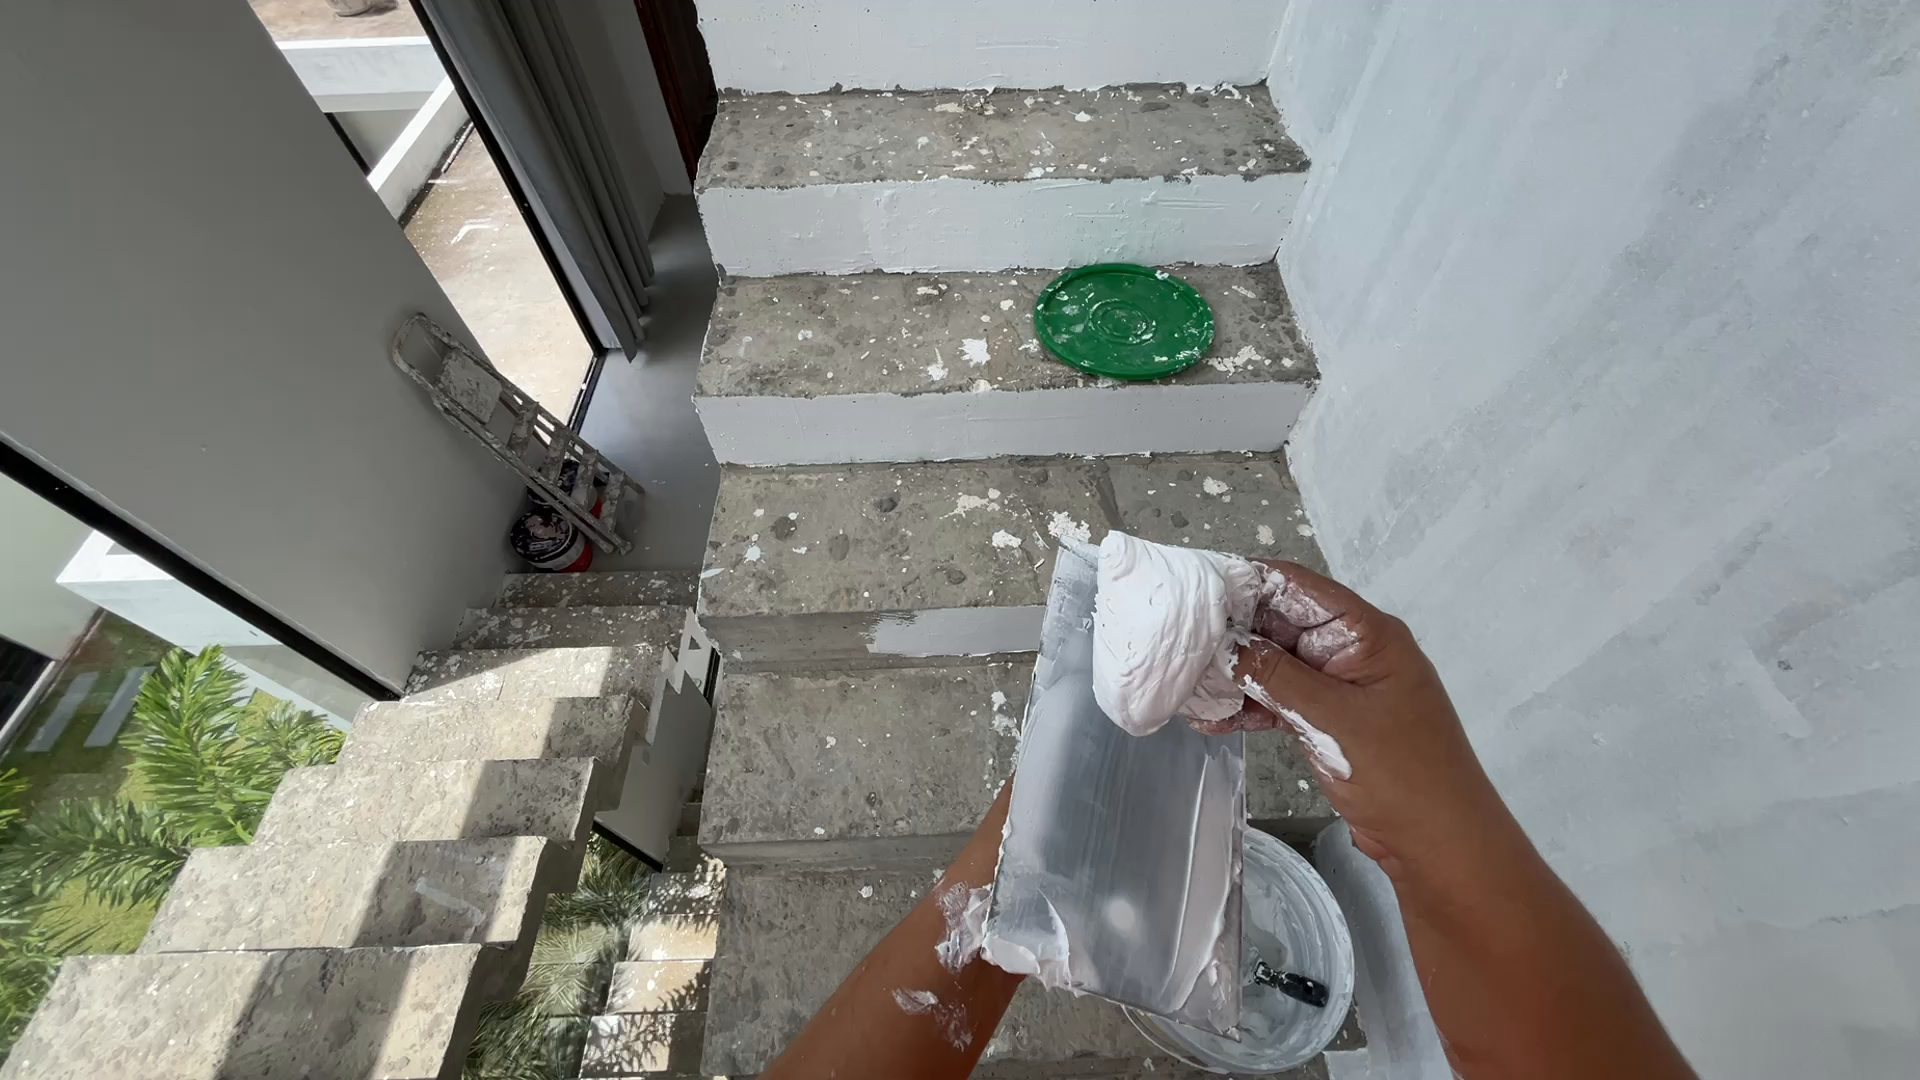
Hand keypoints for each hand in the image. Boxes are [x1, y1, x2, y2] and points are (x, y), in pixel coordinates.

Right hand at [1201, 561, 1513, 875]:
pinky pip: (1276, 697)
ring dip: (1233, 674)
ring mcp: (1334, 684)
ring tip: (1186, 682)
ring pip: (1271, 663)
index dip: (1246, 580)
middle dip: (1230, 632)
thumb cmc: (1401, 774)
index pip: (1297, 586)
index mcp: (1363, 633)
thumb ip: (1276, 676)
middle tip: (1179, 638)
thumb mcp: (1333, 719)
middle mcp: (1346, 649)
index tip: (1197, 587)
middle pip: (1277, 624)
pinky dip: (1246, 707)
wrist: (1440, 846)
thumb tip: (1225, 644)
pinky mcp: (1323, 715)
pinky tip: (1209, 719)